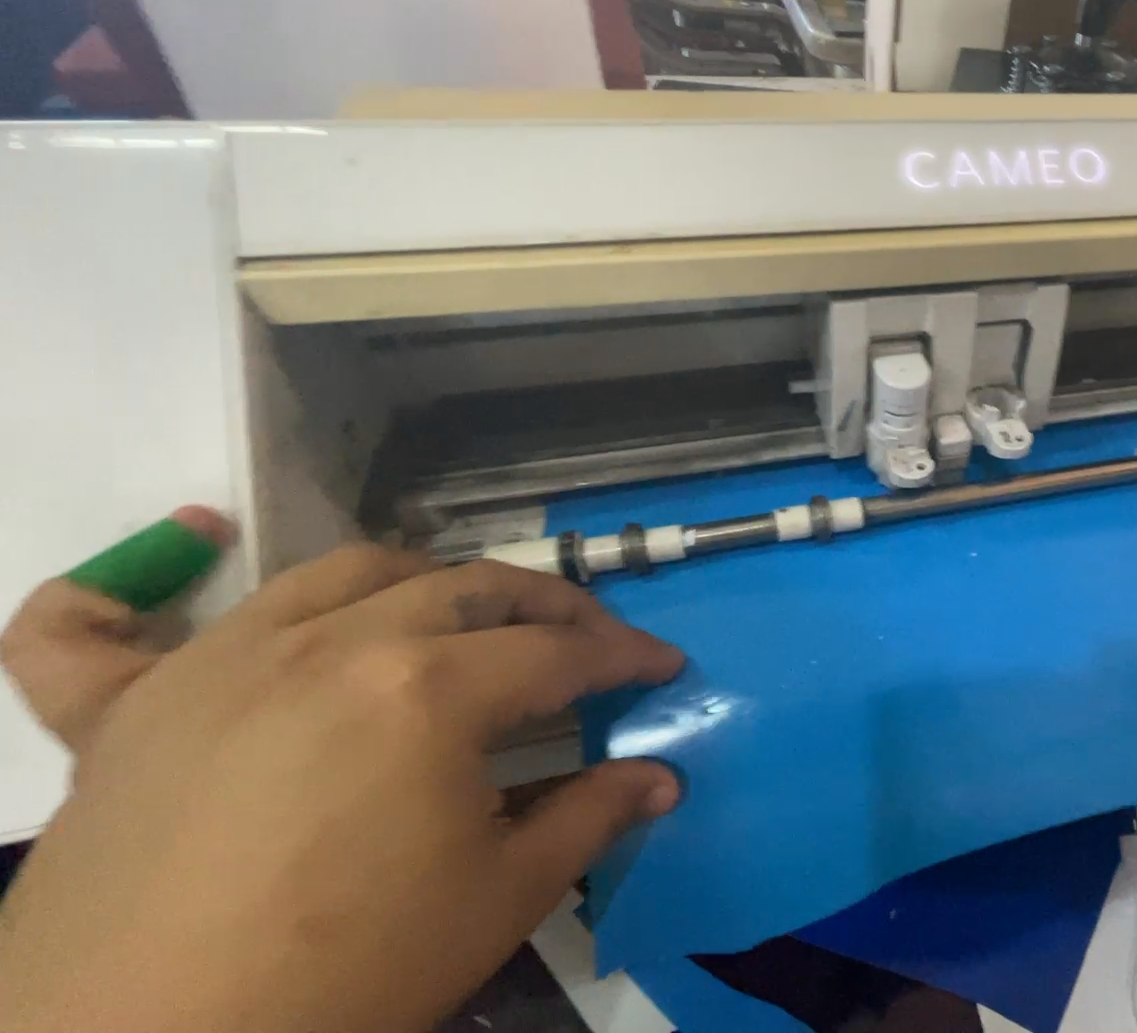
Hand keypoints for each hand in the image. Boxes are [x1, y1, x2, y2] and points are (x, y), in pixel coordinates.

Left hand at [0, 545, 683, 1032]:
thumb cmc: (352, 976)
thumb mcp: (506, 896)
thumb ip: (594, 816)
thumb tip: (661, 778)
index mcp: (429, 690)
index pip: (560, 652)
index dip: (626, 655)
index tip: (664, 666)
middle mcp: (331, 645)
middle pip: (471, 588)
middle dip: (551, 606)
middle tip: (589, 640)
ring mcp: (217, 666)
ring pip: (344, 573)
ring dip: (423, 578)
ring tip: (458, 613)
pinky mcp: (123, 711)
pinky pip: (96, 624)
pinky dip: (137, 577)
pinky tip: (193, 535)